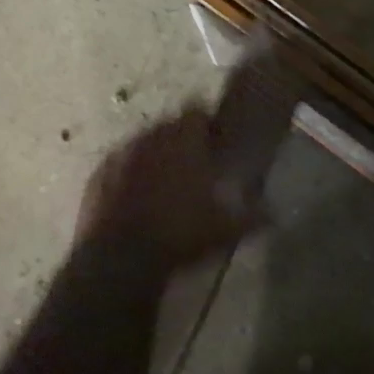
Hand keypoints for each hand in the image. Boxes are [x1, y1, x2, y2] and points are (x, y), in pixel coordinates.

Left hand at [78, 106, 257, 267]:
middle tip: (189, 162)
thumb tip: (276, 213)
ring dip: (151, 154)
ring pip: (140, 142)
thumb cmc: (179, 236)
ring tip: (160, 181)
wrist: (118, 261)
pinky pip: (116, 165)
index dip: (205, 123)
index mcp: (183, 141)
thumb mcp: (224, 230)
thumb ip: (251, 216)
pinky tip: (132, 197)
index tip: (212, 139)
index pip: (196, 112)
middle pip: (167, 124)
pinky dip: (125, 174)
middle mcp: (151, 138)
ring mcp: (120, 155)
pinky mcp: (96, 176)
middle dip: (178, 138)